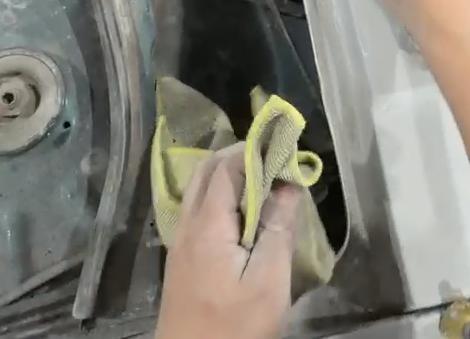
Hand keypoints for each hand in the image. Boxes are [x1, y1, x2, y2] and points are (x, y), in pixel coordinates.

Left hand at [157, 145, 303, 338]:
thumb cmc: (233, 332)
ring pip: (199, 190)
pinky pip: (198, 210)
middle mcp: (187, 226)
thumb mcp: (267, 284)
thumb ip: (278, 229)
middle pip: (207, 170)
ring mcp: (179, 244)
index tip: (284, 148)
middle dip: (240, 156)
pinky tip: (244, 214)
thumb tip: (290, 184)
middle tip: (274, 160)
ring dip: (229, 176)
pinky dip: (220, 197)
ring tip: (265, 184)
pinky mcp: (181, 262)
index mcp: (207, 225)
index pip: (227, 166)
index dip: (255, 150)